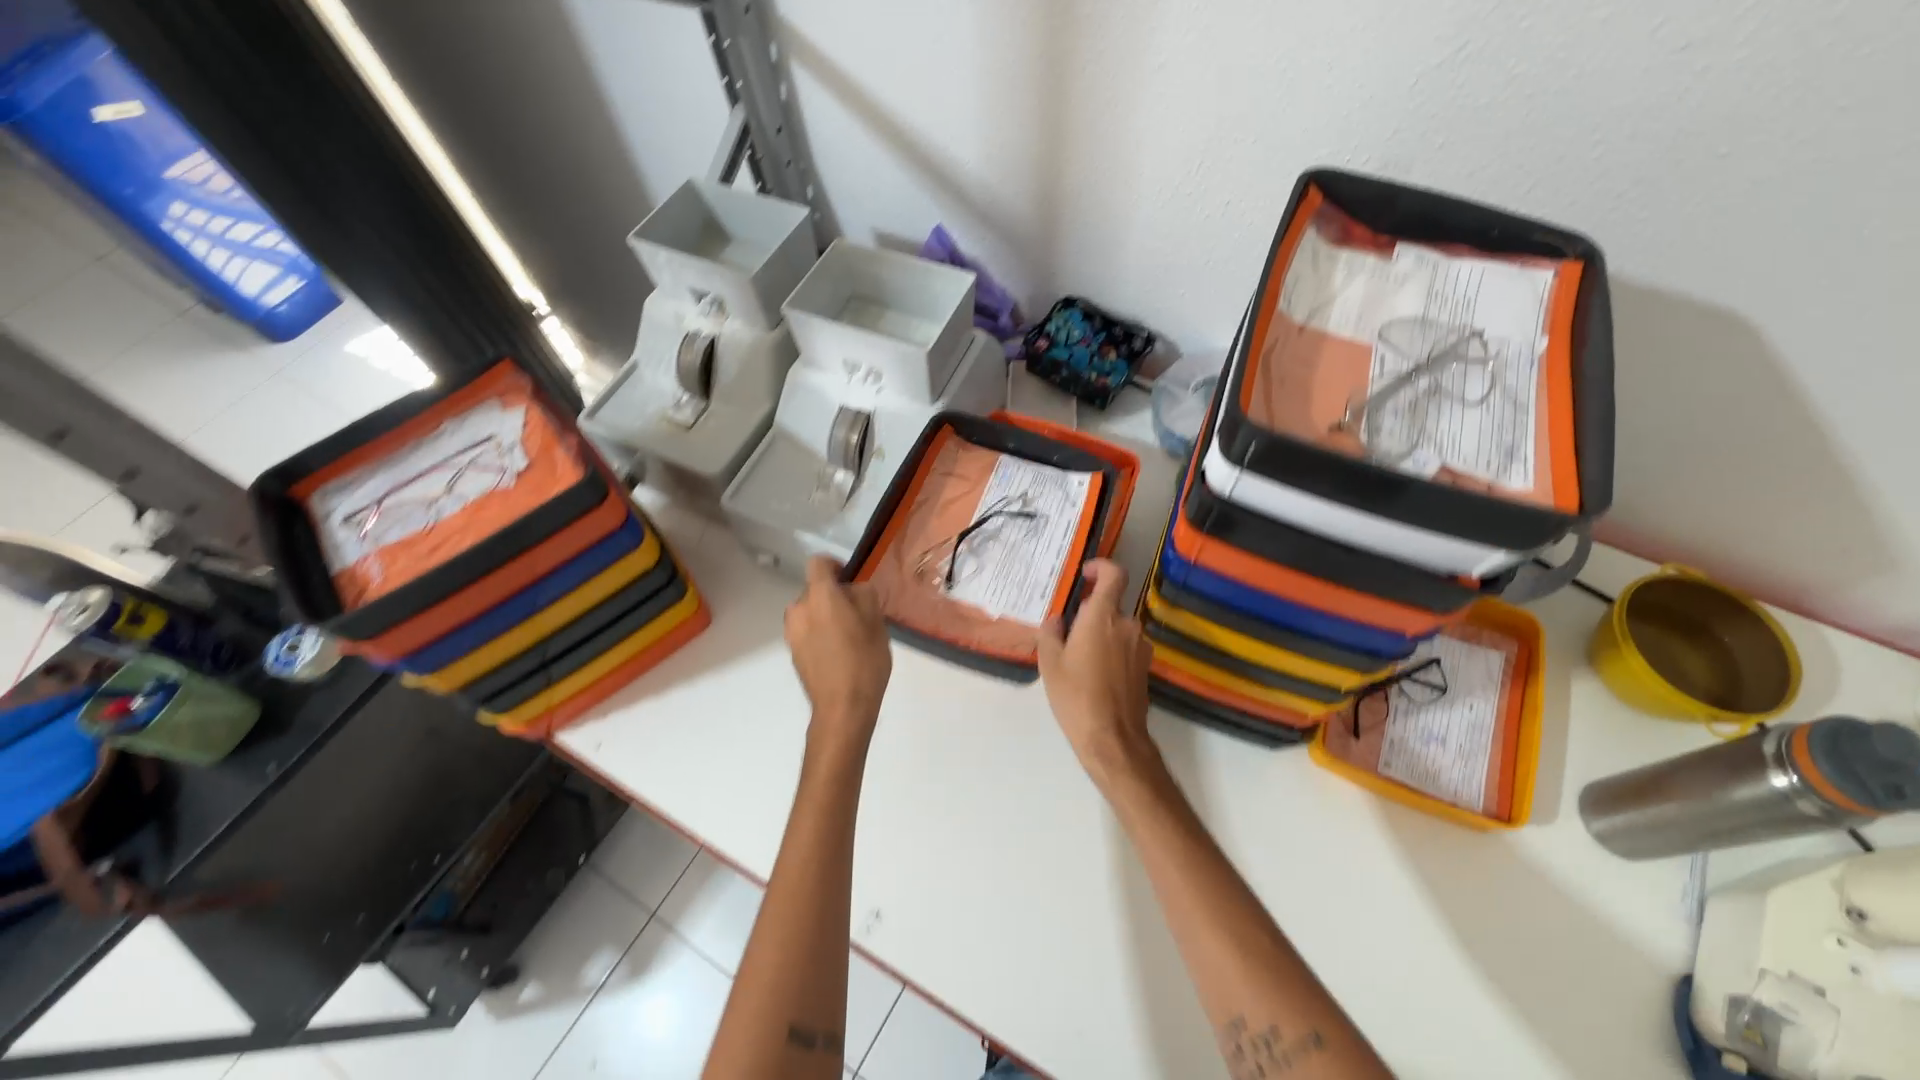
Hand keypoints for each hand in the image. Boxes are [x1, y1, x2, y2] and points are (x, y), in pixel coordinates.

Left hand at [785, 556, 891, 751]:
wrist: (842, 708)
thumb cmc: (864, 660)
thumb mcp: (876, 621)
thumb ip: (864, 595)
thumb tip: (854, 589)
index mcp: (819, 596)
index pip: (818, 563)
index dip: (835, 565)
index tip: (851, 579)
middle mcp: (798, 609)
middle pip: (815, 589)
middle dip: (834, 595)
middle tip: (858, 613)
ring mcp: (792, 633)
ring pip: (810, 611)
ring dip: (826, 615)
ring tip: (849, 636)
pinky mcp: (793, 652)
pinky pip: (807, 631)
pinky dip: (820, 633)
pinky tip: (839, 653)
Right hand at [1037, 559, 1159, 788]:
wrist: (1113, 738)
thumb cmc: (1076, 696)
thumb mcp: (1050, 663)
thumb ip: (1052, 632)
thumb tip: (1058, 620)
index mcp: (1103, 617)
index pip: (1114, 575)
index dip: (1101, 567)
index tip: (1086, 575)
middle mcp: (1127, 625)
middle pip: (1111, 605)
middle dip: (1091, 612)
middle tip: (1068, 632)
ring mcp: (1141, 647)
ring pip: (1118, 628)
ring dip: (1101, 634)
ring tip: (1079, 658)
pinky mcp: (1145, 667)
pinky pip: (1126, 647)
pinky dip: (1112, 651)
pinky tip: (1095, 674)